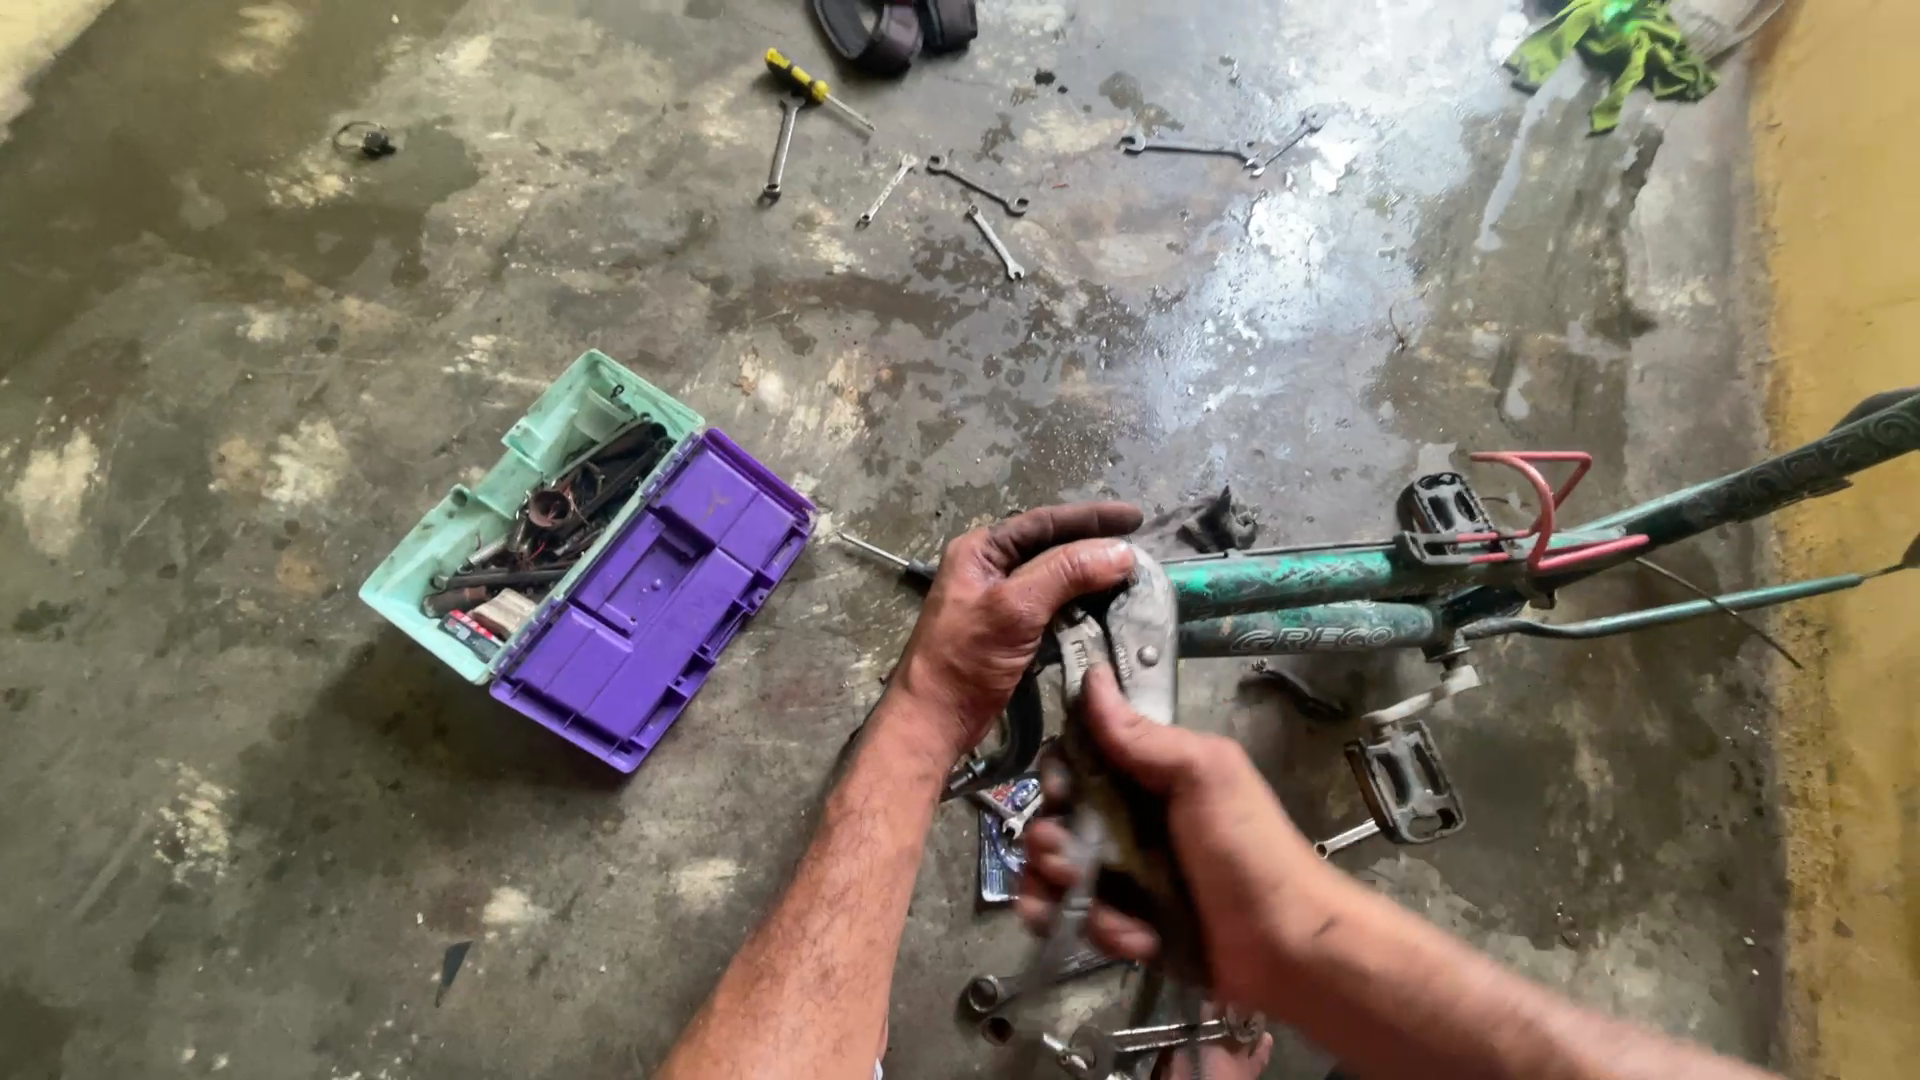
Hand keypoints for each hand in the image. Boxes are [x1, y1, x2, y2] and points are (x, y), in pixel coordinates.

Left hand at [886, 502, 1143, 767]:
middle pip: (1052, 548)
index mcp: (981, 551)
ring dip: (1091, 580)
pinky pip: (1054, 609)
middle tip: (1138, 552)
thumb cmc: (965, 658)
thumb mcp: (1015, 608)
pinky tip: (1106, 611)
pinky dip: (1081, 608)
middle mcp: (990, 568)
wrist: (935, 719)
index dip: (1091, 518)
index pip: (1044, 522)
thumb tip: (1121, 552)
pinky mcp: (1011, 632)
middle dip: (1095, 548)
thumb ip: (1066, 573)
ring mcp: (1000, 601)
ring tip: (1131, 580)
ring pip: (1056, 580)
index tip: (1135, 518)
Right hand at [1017, 664, 1339, 1011]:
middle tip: (1060, 855)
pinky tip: (1134, 938)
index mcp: (1146, 775)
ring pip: (1057, 872)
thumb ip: (1143, 735)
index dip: (1057, 772)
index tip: (1059, 791)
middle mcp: (1127, 819)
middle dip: (1047, 837)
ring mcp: (1125, 874)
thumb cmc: (1248, 849)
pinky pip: (1084, 922)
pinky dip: (1099, 930)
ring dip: (1054, 887)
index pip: (1077, 759)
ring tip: (1076, 900)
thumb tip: (1094, 674)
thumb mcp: (1204, 775)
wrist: (1290, 949)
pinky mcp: (1127, 924)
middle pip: (1058, 818)